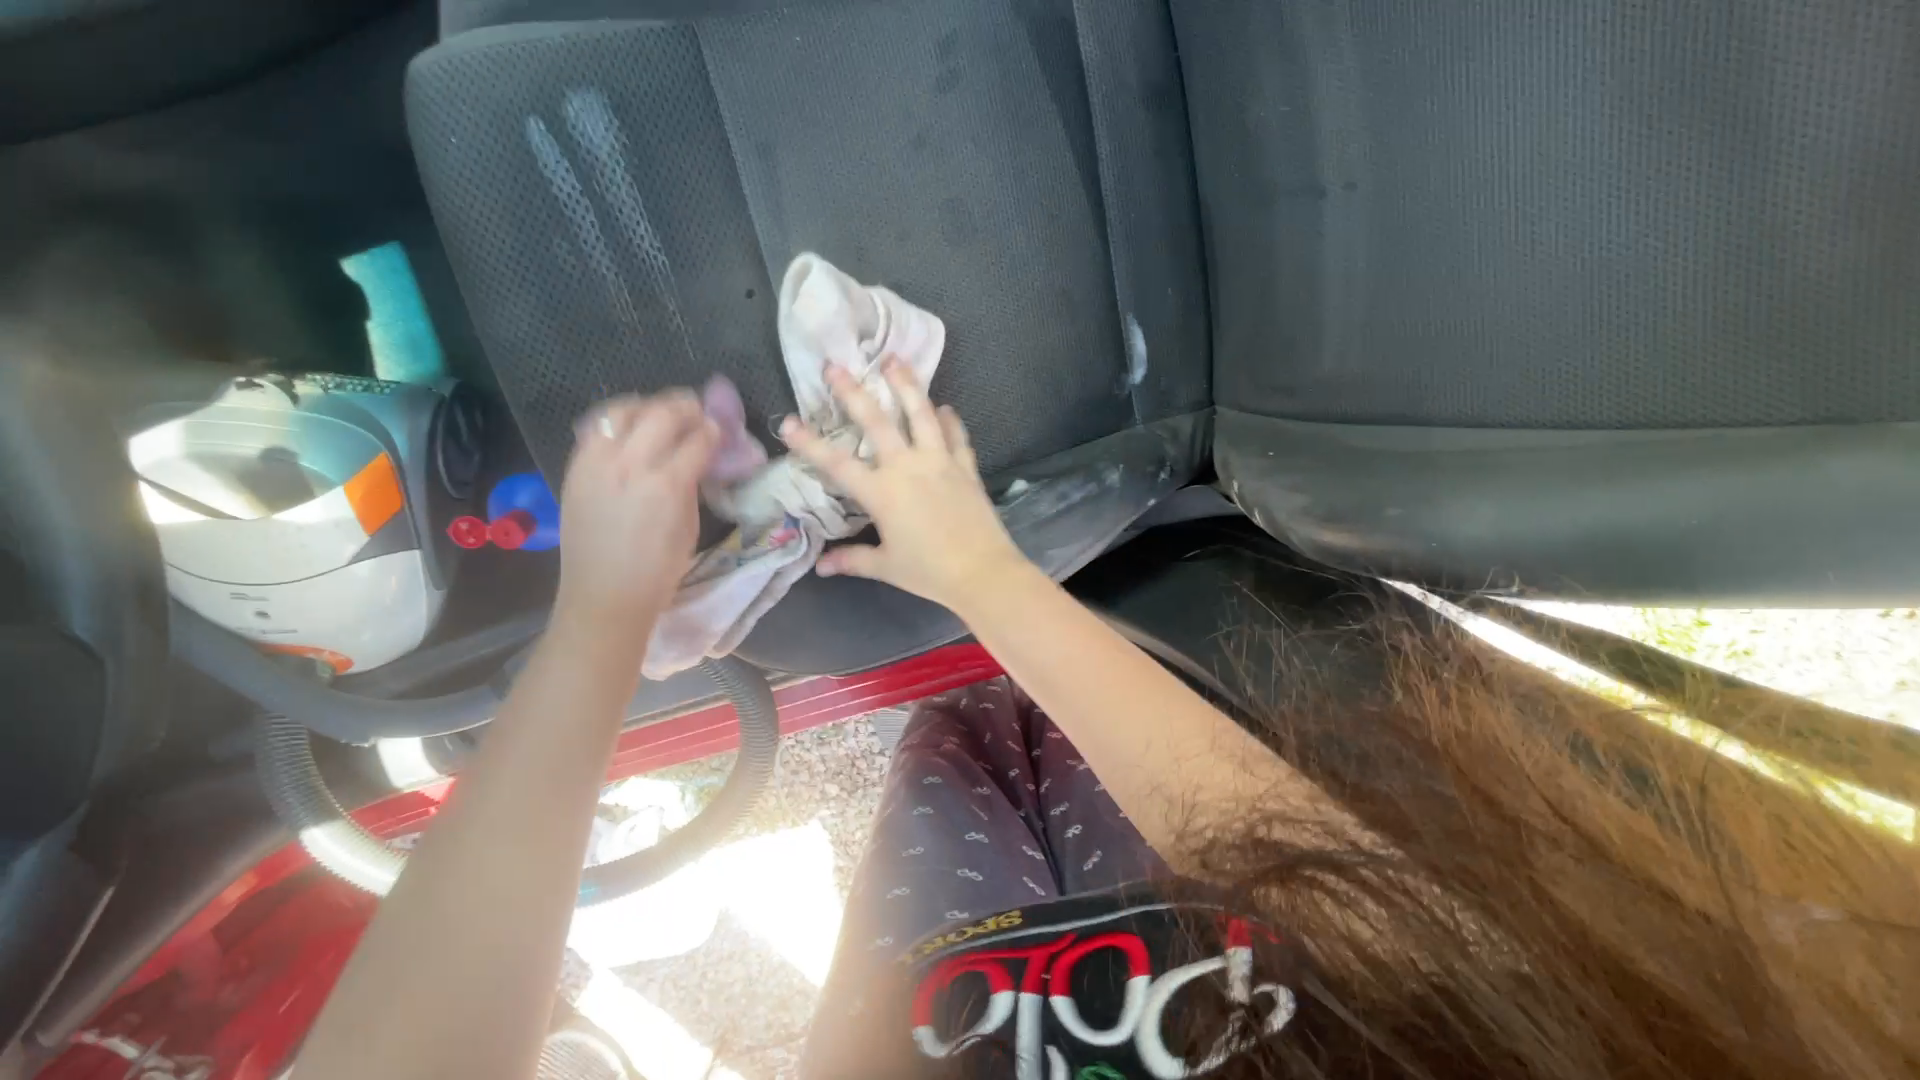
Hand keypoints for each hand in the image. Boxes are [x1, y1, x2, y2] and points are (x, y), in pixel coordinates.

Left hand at [555, 390, 718, 633]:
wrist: (604, 596)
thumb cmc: (657, 571)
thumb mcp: (689, 526)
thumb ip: (691, 485)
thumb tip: (698, 458)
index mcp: (666, 485)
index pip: (697, 440)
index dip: (713, 430)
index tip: (720, 428)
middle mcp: (630, 465)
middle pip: (662, 414)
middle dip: (685, 407)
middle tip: (697, 411)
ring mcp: (596, 463)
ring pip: (622, 410)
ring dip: (648, 405)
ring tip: (661, 411)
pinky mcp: (575, 468)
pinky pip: (596, 428)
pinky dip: (617, 421)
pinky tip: (630, 428)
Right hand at [780, 358, 1027, 611]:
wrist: (983, 572)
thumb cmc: (930, 572)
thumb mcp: (886, 567)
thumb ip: (853, 560)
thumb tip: (821, 566)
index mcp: (882, 492)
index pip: (837, 463)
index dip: (810, 443)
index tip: (788, 422)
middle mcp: (908, 467)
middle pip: (876, 422)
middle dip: (853, 392)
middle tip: (835, 366)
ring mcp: (940, 462)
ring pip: (921, 414)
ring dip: (906, 385)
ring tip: (895, 360)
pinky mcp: (966, 468)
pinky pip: (956, 436)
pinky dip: (950, 420)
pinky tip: (945, 407)